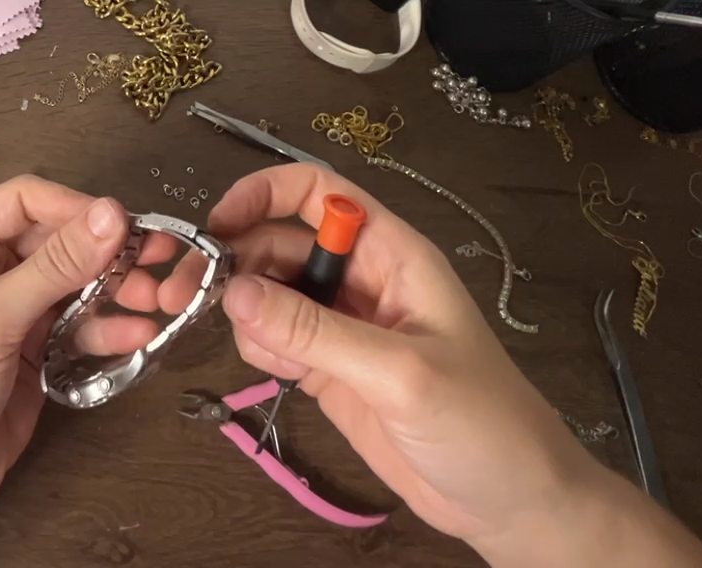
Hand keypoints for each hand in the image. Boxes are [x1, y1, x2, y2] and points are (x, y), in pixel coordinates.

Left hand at [0, 175, 171, 557]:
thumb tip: (113, 213)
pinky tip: (139, 335)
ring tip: (155, 299)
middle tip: (156, 255)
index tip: (121, 223)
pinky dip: (109, 328)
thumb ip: (56, 265)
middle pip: (59, 239)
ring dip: (116, 288)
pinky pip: (80, 326)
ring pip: (76, 281)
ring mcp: (17, 311)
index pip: (25, 201)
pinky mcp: (38, 350)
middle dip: (105, 249)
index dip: (73, 205)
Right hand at [147, 164, 701, 567]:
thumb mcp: (399, 372)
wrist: (513, 507)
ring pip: (265, 287)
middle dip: (232, 257)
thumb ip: (314, 332)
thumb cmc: (481, 423)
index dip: (265, 194)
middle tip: (188, 291)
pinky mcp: (323, 364)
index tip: (218, 224)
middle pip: (276, 239)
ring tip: (246, 341)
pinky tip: (277, 373)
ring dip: (240, 305)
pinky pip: (270, 336)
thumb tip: (231, 291)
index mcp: (387, 252)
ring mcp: (337, 321)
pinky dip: (257, 345)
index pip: (317, 193)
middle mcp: (355, 276)